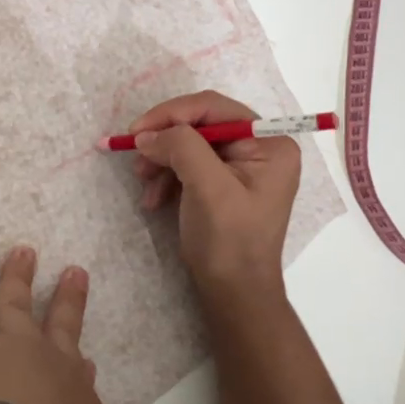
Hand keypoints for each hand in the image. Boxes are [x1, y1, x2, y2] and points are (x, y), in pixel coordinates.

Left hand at [0, 247, 109, 403]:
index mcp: (78, 400)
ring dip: (16, 280)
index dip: (82, 373)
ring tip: (20, 256)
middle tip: (72, 272)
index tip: (86, 363)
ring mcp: (10, 349)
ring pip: (14, 304)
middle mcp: (51, 364)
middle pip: (62, 324)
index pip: (81, 382)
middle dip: (67, 299)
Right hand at [130, 90, 301, 298]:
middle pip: (198, 124)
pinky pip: (186, 164)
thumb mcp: (207, 187)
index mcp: (268, 143)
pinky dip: (165, 177)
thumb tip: (146, 134)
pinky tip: (153, 199)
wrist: (233, 295)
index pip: (213, 108)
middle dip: (164, 140)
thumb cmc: (229, 241)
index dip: (172, 114)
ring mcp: (239, 166)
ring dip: (161, 160)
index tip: (137, 131)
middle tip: (136, 156)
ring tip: (144, 184)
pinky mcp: (220, 183)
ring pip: (187, 143)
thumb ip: (180, 147)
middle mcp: (258, 148)